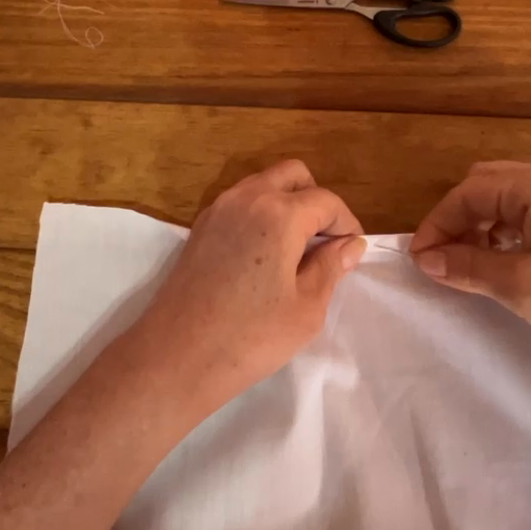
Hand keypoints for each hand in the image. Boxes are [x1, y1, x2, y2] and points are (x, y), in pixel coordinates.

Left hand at [128, 161, 365, 413]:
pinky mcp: (201, 226)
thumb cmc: (250, 336)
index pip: (326, 201)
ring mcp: (218, 208)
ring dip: (287, 203)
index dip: (346, 224)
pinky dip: (261, 213)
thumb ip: (331, 267)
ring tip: (297, 249)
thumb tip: (351, 245)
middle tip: (325, 242)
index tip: (352, 251)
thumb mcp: (306, 308)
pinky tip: (265, 254)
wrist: (178, 354)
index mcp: (278, 213)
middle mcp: (247, 197)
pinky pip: (241, 201)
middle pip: (293, 175)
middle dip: (316, 200)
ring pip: (264, 183)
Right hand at [409, 161, 530, 385]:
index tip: (418, 259)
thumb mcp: (520, 286)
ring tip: (467, 263)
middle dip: (458, 219)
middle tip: (440, 259)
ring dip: (481, 224)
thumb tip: (426, 260)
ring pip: (509, 197)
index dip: (438, 224)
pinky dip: (507, 229)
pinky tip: (502, 259)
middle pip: (488, 185)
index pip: (470, 192)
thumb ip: (466, 265)